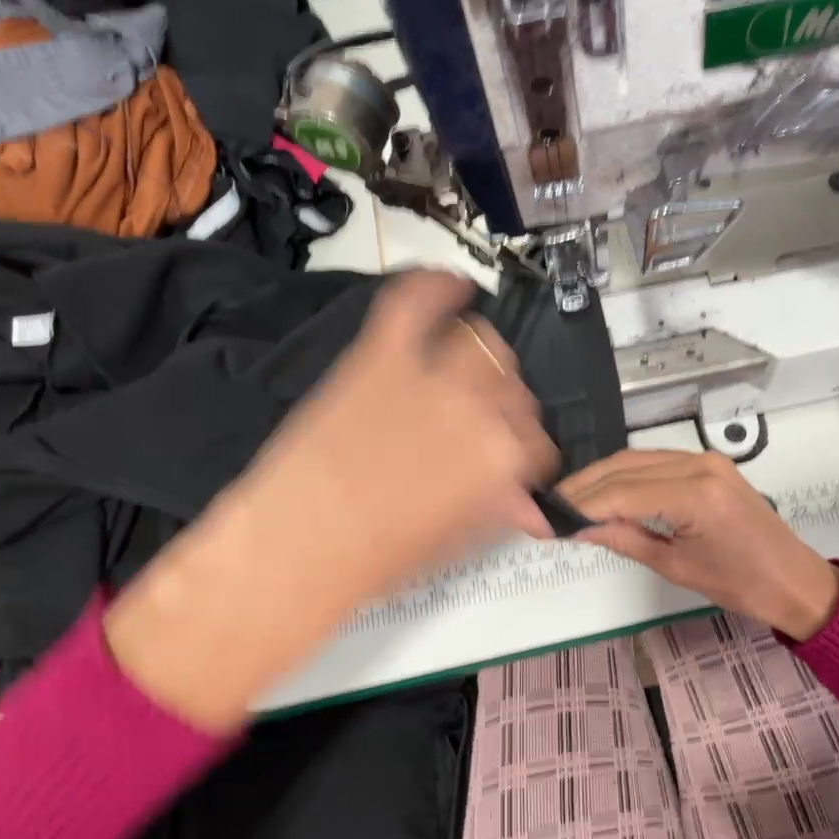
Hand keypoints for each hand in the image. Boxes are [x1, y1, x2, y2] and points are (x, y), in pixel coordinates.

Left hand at [108, 270, 559, 730]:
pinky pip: (417, 300)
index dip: (527, 453)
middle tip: (482, 427)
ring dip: (486, 356)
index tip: (514, 462)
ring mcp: (429, 374)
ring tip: (471, 370)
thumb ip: (504, 509)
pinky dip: (437, 284)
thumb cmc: (381, 555)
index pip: (539, 441)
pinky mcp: (380, 354)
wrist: (299, 542)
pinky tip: (454, 283)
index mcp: (505, 457)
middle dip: (508, 409)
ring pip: (483, 342)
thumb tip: (530, 501)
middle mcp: (479, 408)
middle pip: (516, 389)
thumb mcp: (460, 540)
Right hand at [558, 450, 838, 639]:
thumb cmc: (740, 584)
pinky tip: (607, 492)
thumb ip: (626, 539)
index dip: (581, 504)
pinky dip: (628, 474)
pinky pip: (658, 462)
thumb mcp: (677, 567)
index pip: (621, 491)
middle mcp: (700, 465)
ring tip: (571, 500)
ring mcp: (707, 460)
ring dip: (603, 477)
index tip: (549, 518)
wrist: (793, 579)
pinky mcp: (711, 464)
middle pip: (626, 466)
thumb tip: (580, 528)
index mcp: (695, 495)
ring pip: (639, 459)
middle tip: (551, 507)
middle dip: (585, 486)